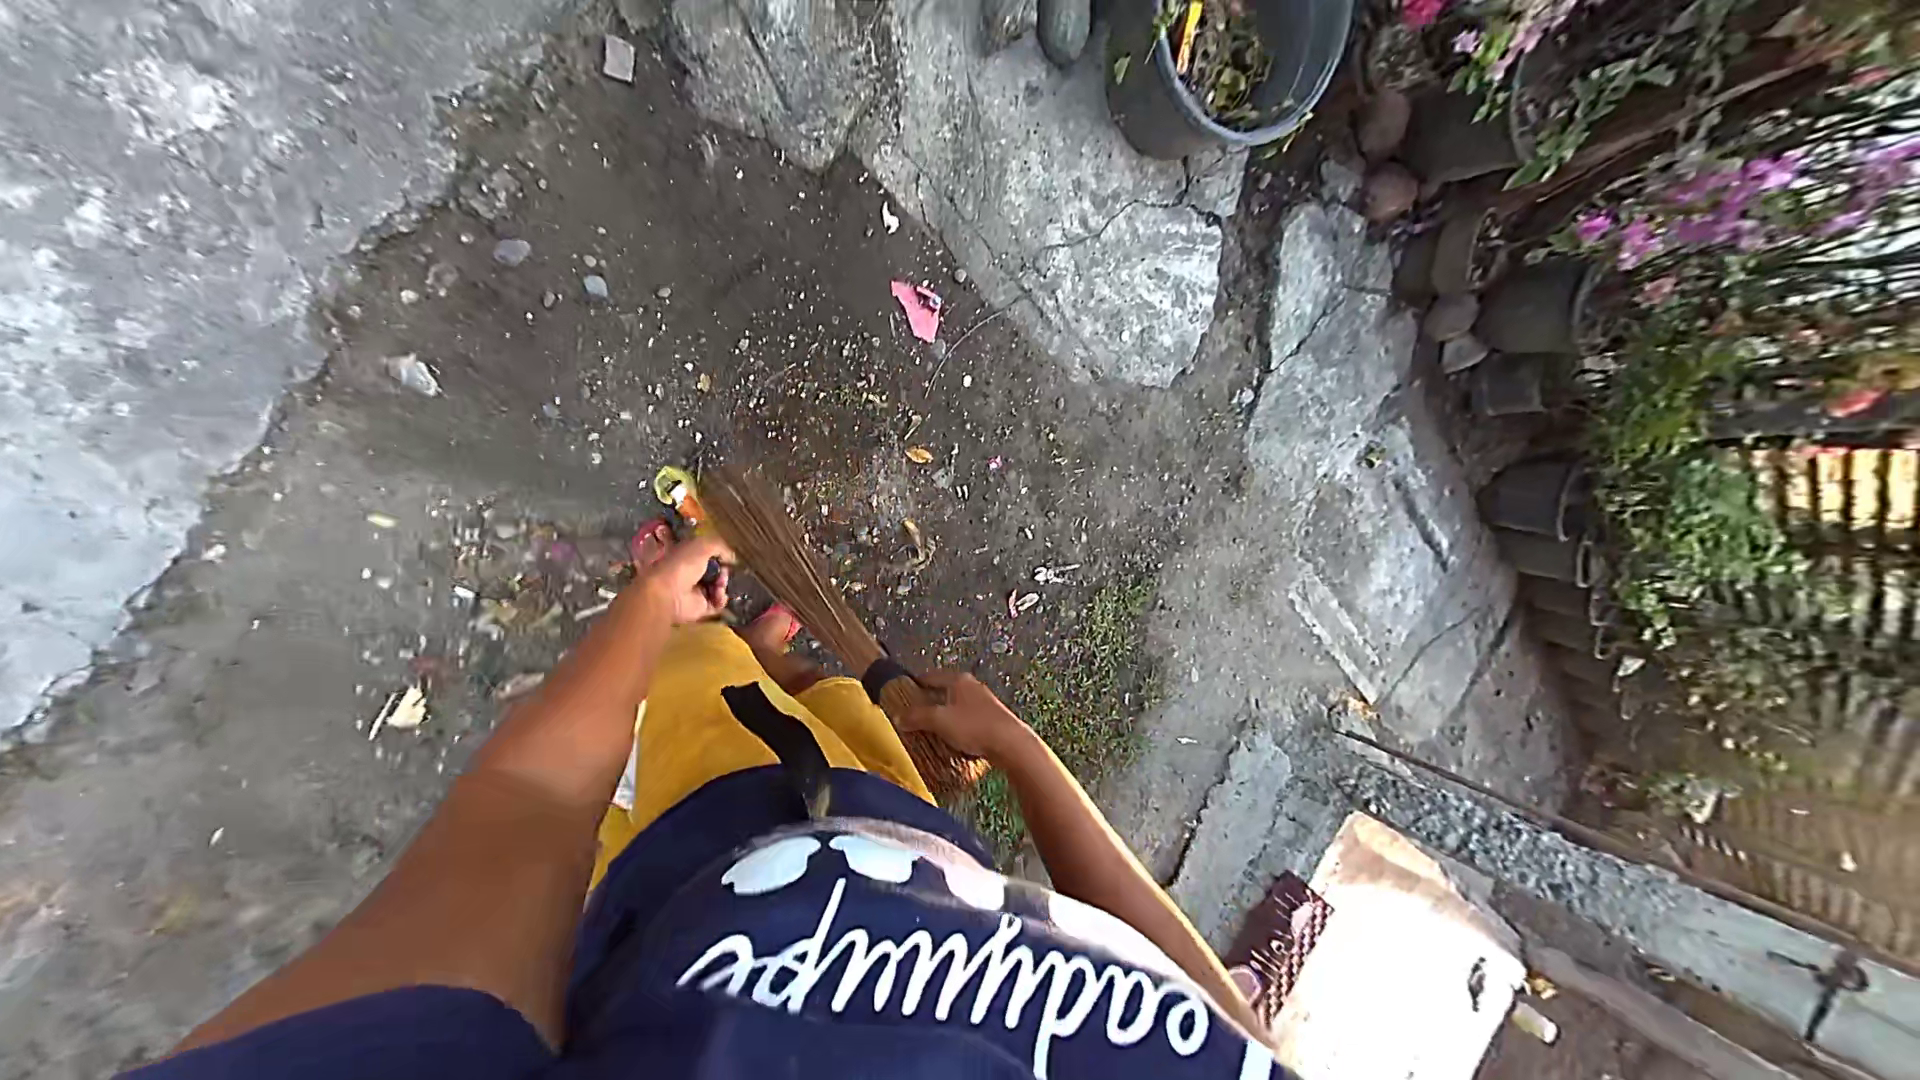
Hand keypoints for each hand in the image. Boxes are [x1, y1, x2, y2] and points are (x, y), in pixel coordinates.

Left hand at [636, 534, 733, 625]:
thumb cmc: (682, 565)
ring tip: (719, 585)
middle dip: (724, 571)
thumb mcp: (703, 545)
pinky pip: (717, 603)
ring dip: (723, 584)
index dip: (718, 554)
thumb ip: (720, 546)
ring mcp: (695, 591)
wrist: (669, 593)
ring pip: (718, 586)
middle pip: (715, 571)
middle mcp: (690, 573)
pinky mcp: (700, 607)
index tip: (726, 556)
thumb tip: (732, 557)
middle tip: (723, 572)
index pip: (706, 554)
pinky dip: (721, 599)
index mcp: (686, 556)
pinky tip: (719, 595)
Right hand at [901, 671, 1029, 761]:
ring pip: (955, 705)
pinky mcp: (989, 718)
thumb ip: (917, 717)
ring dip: (943, 715)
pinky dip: (955, 725)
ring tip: (930, 728)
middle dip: (928, 701)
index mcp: (958, 680)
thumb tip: (899, 717)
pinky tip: (951, 738)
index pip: (930, 676)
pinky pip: (966, 718)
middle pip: (943, 690)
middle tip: (912, 713)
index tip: (902, 692)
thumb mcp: (939, 720)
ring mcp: (982, 702)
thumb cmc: (975, 726)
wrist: (1010, 744)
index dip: (915, 684)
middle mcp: (971, 686)